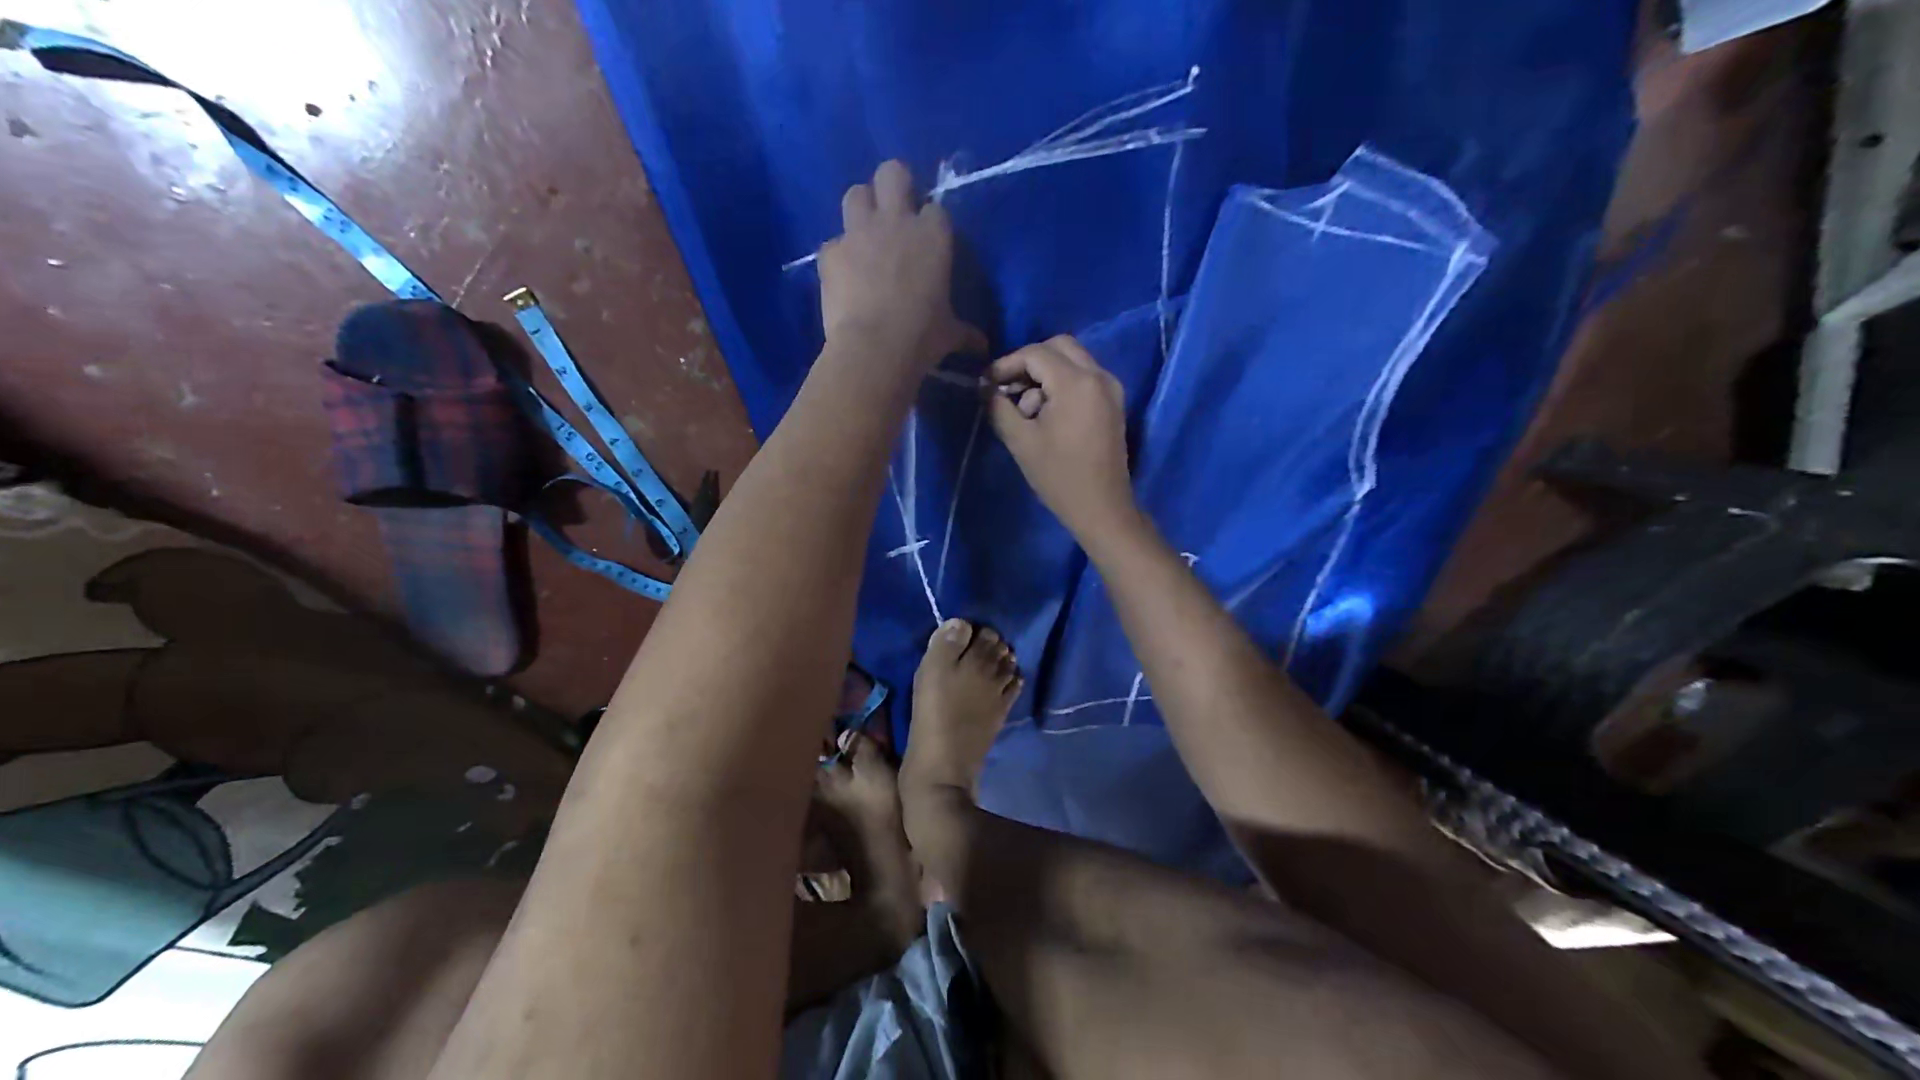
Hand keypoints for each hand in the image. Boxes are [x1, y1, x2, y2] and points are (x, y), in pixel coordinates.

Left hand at [818, 160, 984, 367]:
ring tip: (866, 235)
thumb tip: (983, 346)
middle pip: (892, 173)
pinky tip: (844, 276)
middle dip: (893, 186)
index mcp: (933, 235)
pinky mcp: (830, 252)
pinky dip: (839, 256)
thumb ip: (965, 332)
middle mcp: (896, 221)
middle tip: (894, 214)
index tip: (928, 239)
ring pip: (856, 193)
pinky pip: (833, 244)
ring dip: (861, 208)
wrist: (874, 349)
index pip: (935, 208)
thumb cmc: (922, 338)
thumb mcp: (949, 334)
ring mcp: (858, 233)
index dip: (930, 221)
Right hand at [987, 335, 1139, 538]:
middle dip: (1028, 362)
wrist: (1102, 508)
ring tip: (1025, 406)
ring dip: (1046, 372)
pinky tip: (1046, 411)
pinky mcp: (1113, 402)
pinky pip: (1084, 376)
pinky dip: (1062, 382)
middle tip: (1007, 388)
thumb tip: (986, 387)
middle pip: (1058, 346)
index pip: (1035, 354)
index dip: (1006, 364)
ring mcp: (1110, 387)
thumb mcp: (1021, 441)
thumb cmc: (1059, 477)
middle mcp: (1098, 375)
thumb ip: (999, 407)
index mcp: (1076, 382)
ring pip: (1073, 359)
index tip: (987, 383)